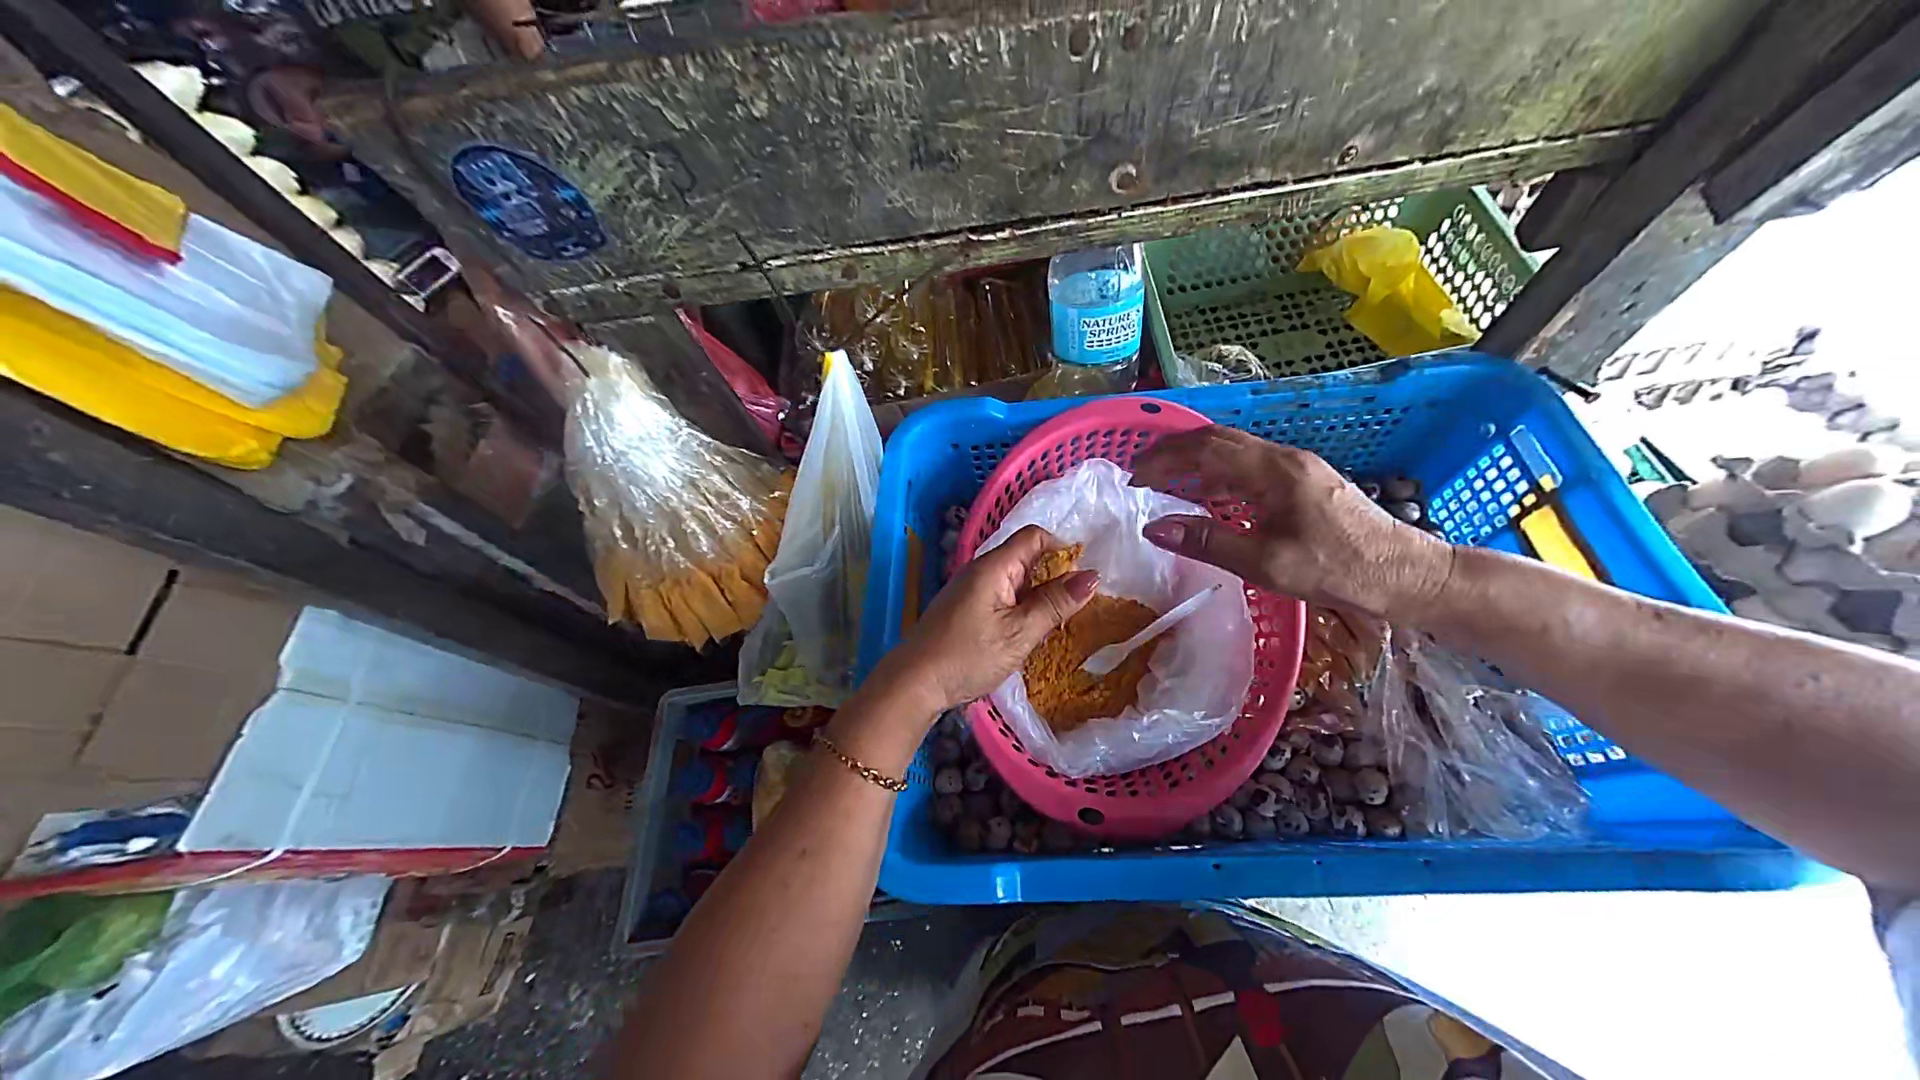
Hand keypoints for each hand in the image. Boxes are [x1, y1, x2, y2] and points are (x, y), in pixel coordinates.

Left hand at [871, 524, 1098, 713]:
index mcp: (994, 567)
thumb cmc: (967, 656)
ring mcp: (970, 589)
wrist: (914, 682)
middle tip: (1077, 604)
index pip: (1034, 536)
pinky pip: (1002, 596)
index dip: (1063, 548)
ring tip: (1059, 621)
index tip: (1084, 576)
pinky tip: (1030, 632)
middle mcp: (981, 570)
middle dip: (1054, 575)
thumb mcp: (1019, 633)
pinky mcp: (965, 608)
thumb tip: (1092, 577)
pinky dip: (1021, 607)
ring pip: (1015, 580)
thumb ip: (1055, 604)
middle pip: (1025, 557)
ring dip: (1038, 595)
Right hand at [1129, 426, 1452, 620]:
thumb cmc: (1337, 570)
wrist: (1406, 575)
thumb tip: (1155, 528)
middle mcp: (1284, 458)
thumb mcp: (1266, 563)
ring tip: (1165, 481)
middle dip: (1174, 452)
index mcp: (1274, 472)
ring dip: (1195, 460)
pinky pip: (1250, 465)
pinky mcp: (1305, 480)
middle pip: (1217, 440)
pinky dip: (1218, 472)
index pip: (1205, 450)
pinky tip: (1209, 494)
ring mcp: (1297, 467)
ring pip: (1234, 450)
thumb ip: (1208, 542)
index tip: (1133, 477)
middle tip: (1140, 472)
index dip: (1164, 459)